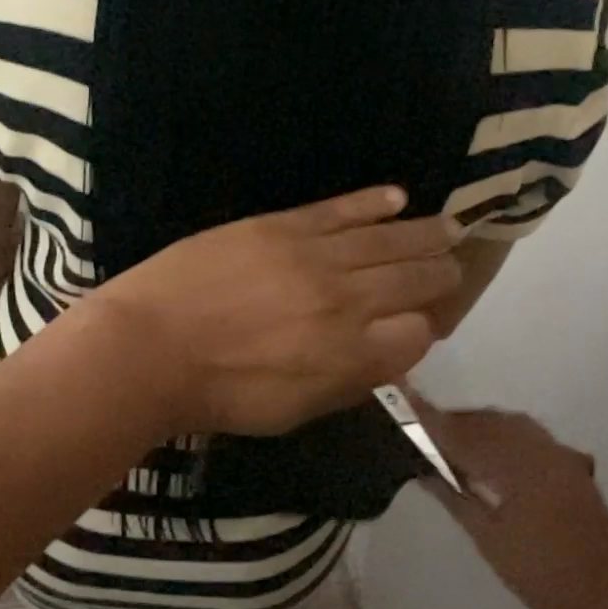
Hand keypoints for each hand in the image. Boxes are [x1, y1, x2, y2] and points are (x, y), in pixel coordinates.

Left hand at [87, 186, 461, 436]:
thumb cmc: (219, 393)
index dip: (423, 329)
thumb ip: (348, 380)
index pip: (414, 336)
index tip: (422, 323)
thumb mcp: (294, 411)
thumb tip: (384, 353)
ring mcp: (314, 258)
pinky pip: (340, 210)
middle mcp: (346, 302)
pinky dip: (372, 202)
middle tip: (456, 264)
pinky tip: (398, 196)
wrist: (151, 346)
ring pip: (385, 241)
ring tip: (450, 226)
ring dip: (422, 233)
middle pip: (409, 281)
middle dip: (439, 273)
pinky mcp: (282, 226)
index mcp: (351, 357)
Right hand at [410, 397, 607, 608]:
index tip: (399, 400)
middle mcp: (536, 445)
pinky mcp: (566, 462)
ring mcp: (555, 452)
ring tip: (447, 439)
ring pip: (504, 422)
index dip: (428, 418)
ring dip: (474, 425)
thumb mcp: (490, 541)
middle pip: (483, 420)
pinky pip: (523, 433)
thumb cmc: (545, 571)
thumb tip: (421, 469)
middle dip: (449, 420)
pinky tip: (487, 450)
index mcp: (515, 461)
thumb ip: (454, 498)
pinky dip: (498, 433)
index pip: (461, 431)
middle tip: (418, 427)